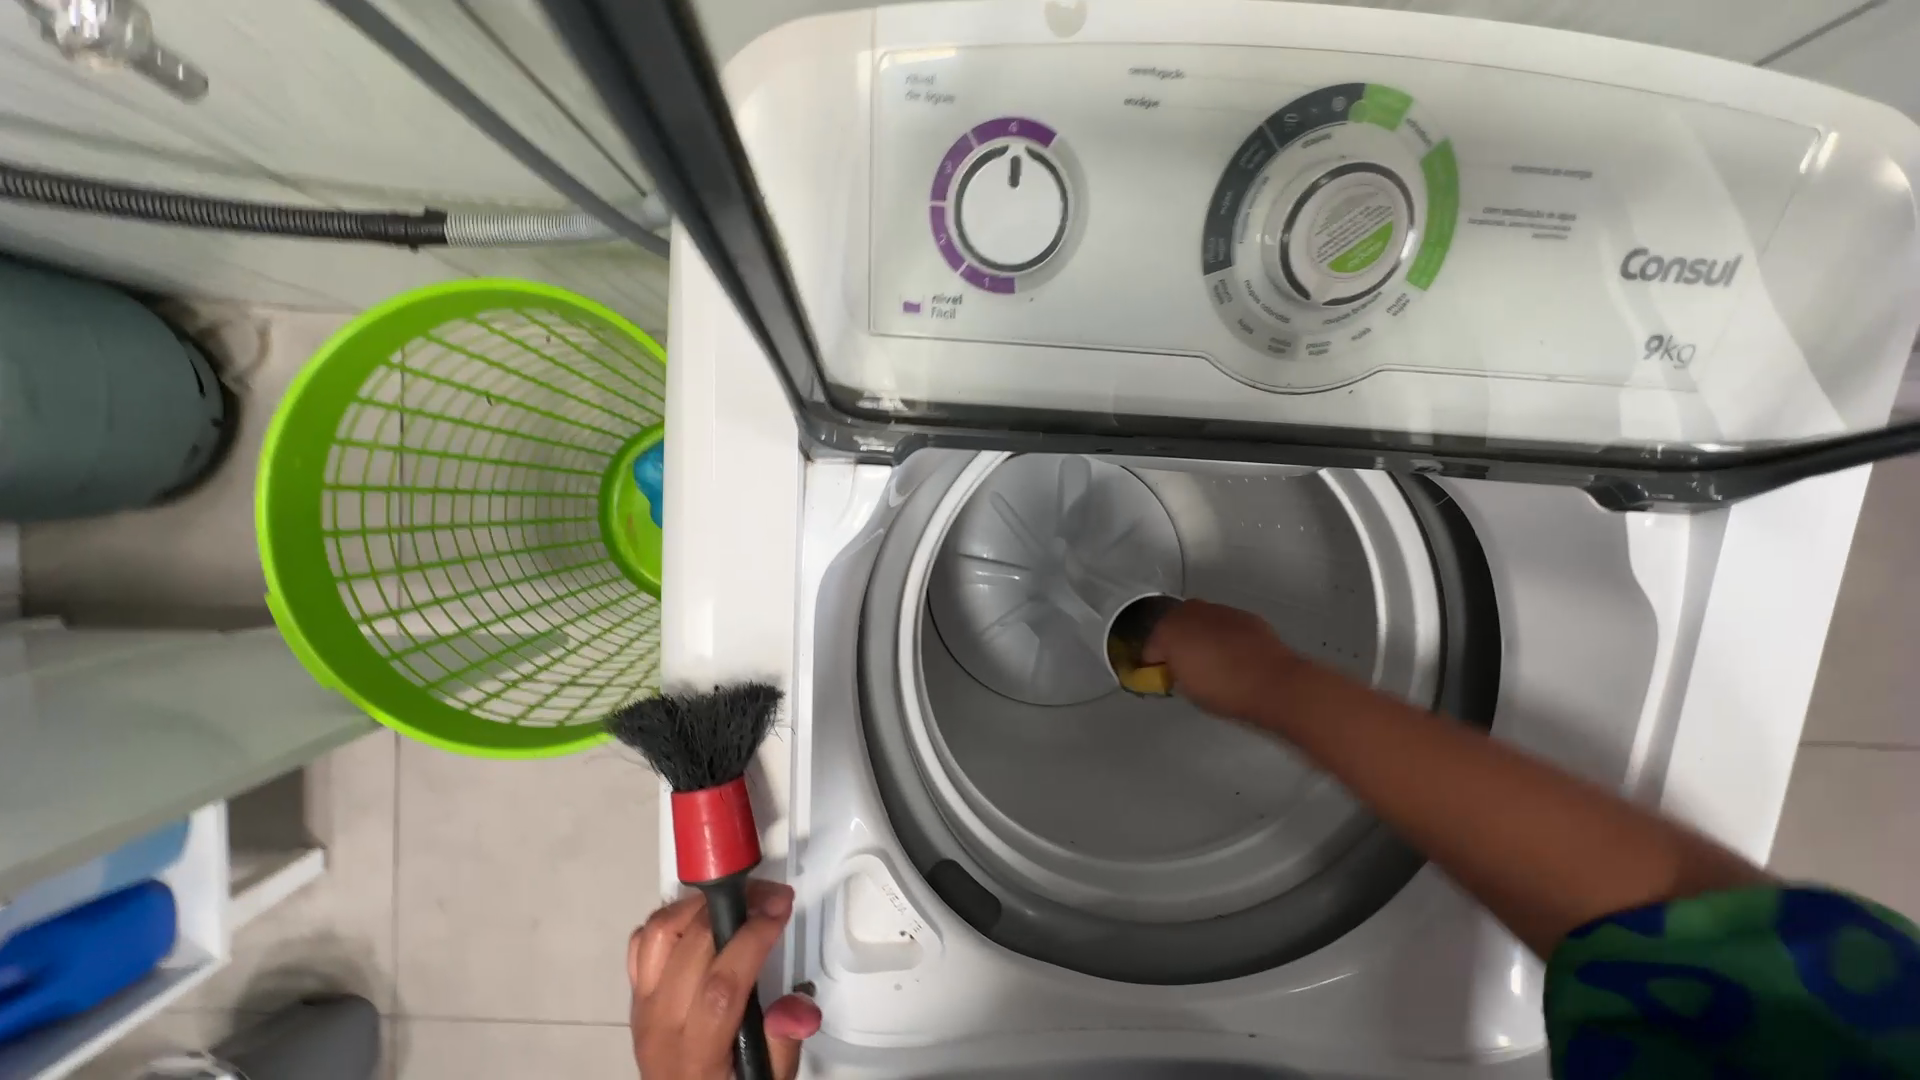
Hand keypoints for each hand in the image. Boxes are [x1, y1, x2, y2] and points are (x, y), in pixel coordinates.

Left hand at [629, 881, 820, 1079]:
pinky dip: (672, 918)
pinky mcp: (636, 994)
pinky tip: (704, 919)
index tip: (781, 910)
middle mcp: (661, 1027)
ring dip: (701, 904)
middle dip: (737, 908)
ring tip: (740, 900)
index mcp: (695, 1057)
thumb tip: (796, 1006)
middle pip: (691, 948)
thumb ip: (783, 1046)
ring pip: (660, 934)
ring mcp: (642, 1006)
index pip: (719, 988)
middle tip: (772, 896)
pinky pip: (643, 941)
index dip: (752, 940)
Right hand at [1141, 599, 1298, 720]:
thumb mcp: (1187, 690)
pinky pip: (1224, 625)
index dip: (1156, 668)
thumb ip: (1175, 673)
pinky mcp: (1243, 615)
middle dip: (1176, 645)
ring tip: (1215, 663)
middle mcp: (1190, 612)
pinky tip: (1236, 656)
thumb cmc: (1223, 690)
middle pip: (1173, 628)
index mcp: (1168, 631)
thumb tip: (1178, 668)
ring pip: (1200, 623)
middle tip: (1188, 670)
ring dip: (1201, 638)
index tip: (1166, 681)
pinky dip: (1224, 637)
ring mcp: (1219, 610)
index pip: (1150, 650)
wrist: (1274, 682)